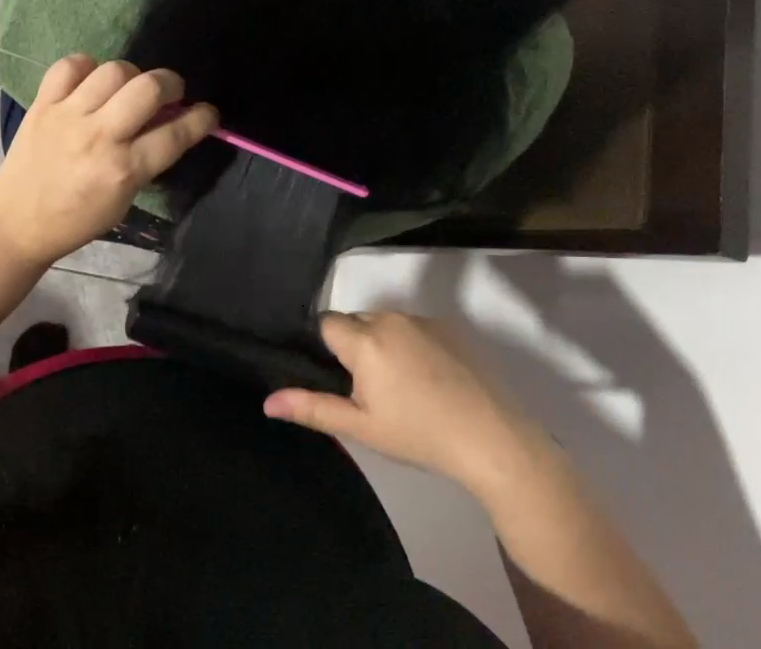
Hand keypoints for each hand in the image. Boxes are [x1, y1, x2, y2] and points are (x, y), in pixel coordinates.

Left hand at [0, 55, 218, 267]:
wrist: (18, 223)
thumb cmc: (77, 219)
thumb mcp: (125, 200)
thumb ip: (149, 160)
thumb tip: (172, 122)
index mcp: (124, 170)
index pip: (176, 133)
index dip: (202, 118)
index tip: (207, 112)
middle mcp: (98, 137)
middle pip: (148, 88)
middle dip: (171, 83)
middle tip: (170, 92)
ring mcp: (68, 117)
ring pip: (113, 70)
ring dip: (131, 74)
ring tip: (129, 87)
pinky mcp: (42, 105)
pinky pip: (69, 66)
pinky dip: (86, 67)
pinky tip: (91, 82)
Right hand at [263, 312, 552, 502]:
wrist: (494, 440)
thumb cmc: (419, 435)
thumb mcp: (360, 427)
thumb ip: (312, 408)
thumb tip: (267, 401)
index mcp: (365, 340)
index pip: (325, 323)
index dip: (324, 347)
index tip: (334, 376)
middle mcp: (391, 319)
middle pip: (355, 321)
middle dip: (353, 346)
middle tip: (366, 390)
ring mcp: (424, 321)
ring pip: (385, 323)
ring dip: (381, 344)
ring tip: (398, 387)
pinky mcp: (451, 329)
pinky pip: (413, 327)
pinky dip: (410, 345)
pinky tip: (425, 380)